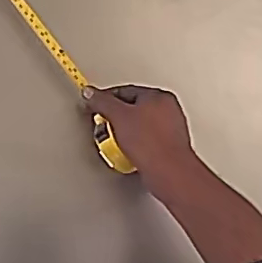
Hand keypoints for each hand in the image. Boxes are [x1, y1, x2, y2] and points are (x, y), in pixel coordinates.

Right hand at [83, 84, 199, 182]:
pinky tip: (127, 153)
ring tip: (116, 142)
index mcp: (159, 96)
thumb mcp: (117, 116)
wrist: (167, 172)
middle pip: (132, 108)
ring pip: (138, 126)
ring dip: (123, 133)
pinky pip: (144, 141)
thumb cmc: (151, 143)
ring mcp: (170, 129)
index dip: (105, 98)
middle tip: (105, 125)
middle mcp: (168, 110)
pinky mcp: (167, 147)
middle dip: (115, 118)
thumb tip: (90, 94)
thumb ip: (101, 101)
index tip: (93, 105)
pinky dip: (134, 145)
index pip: (125, 90)